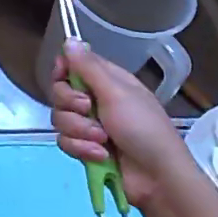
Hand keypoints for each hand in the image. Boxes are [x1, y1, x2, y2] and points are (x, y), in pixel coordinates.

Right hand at [49, 39, 199, 210]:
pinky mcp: (85, 148)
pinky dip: (81, 149)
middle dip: (71, 105)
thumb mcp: (117, 93)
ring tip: (102, 141)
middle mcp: (96, 100)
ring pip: (60, 120)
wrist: (157, 177)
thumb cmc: (143, 128)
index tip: (63, 77)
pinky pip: (65, 142)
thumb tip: (69, 39)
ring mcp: (90, 126)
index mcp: (107, 81)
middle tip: (90, 111)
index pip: (72, 65)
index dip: (63, 71)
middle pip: (60, 93)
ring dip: (80, 131)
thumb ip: (88, 68)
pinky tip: (100, 156)